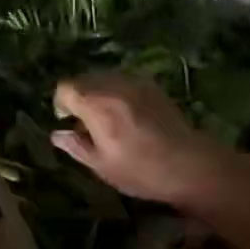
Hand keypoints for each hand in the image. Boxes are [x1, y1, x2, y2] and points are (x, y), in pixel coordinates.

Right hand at [50, 71, 247, 209]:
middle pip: (82, 79)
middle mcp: (110, 86)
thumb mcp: (103, 167)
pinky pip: (123, 80)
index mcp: (94, 105)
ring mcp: (132, 82)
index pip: (64, 88)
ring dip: (98, 92)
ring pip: (102, 77)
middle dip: (79, 96)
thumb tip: (56, 134)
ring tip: (109, 116)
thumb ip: (76, 146)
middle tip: (87, 122)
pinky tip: (130, 113)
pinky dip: (117, 91)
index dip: (61, 103)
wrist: (193, 166)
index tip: (68, 121)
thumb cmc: (143, 171)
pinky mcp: (150, 85)